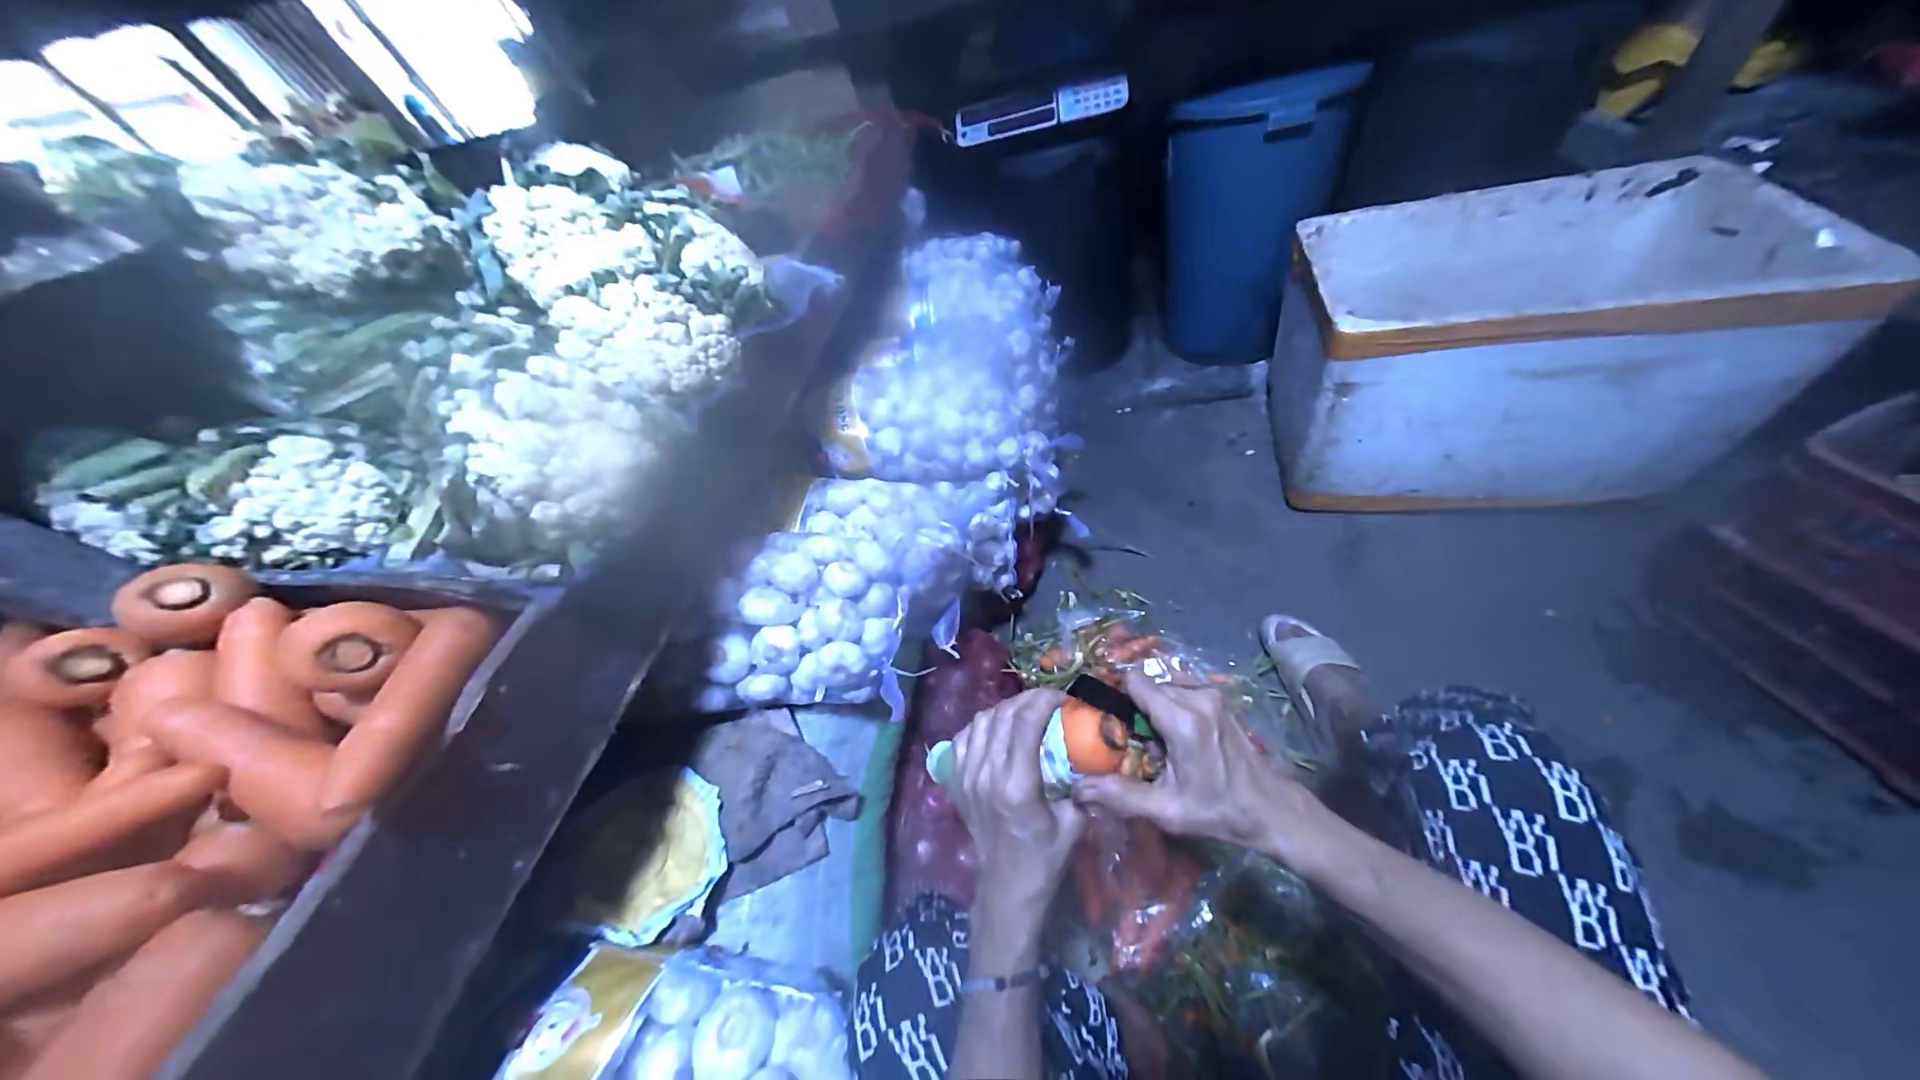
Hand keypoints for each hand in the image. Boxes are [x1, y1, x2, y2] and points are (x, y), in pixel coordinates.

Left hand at [951, 688, 1085, 969]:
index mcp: (1016, 785)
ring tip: (1026, 712)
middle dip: (1028, 700)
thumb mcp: (1075, 822)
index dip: (1044, 700)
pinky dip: (982, 725)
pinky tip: (999, 729)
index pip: (1024, 723)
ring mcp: (966, 776)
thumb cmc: (1045, 857)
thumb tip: (1092, 750)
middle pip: (1002, 715)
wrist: (1007, 885)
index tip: (1063, 698)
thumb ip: (1081, 784)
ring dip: (1006, 709)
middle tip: (1049, 702)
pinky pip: (964, 737)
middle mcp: (985, 775)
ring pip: (981, 721)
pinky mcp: (956, 780)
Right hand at [1071, 672, 1331, 870]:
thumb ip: (1119, 796)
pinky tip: (1173, 738)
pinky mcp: (1219, 698)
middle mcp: (1197, 697)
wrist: (1272, 809)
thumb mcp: (1166, 810)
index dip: (1114, 694)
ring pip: (1163, 688)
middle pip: (1147, 686)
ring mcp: (1211, 694)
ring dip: (1151, 709)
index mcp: (1183, 719)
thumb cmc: (1218, 811)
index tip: (1103, 716)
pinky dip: (1169, 708)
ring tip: (1153, 743)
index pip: (1134, 681)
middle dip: (1132, 707)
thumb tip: (1076, 790)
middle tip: (1129, 741)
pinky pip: (1180, 692)